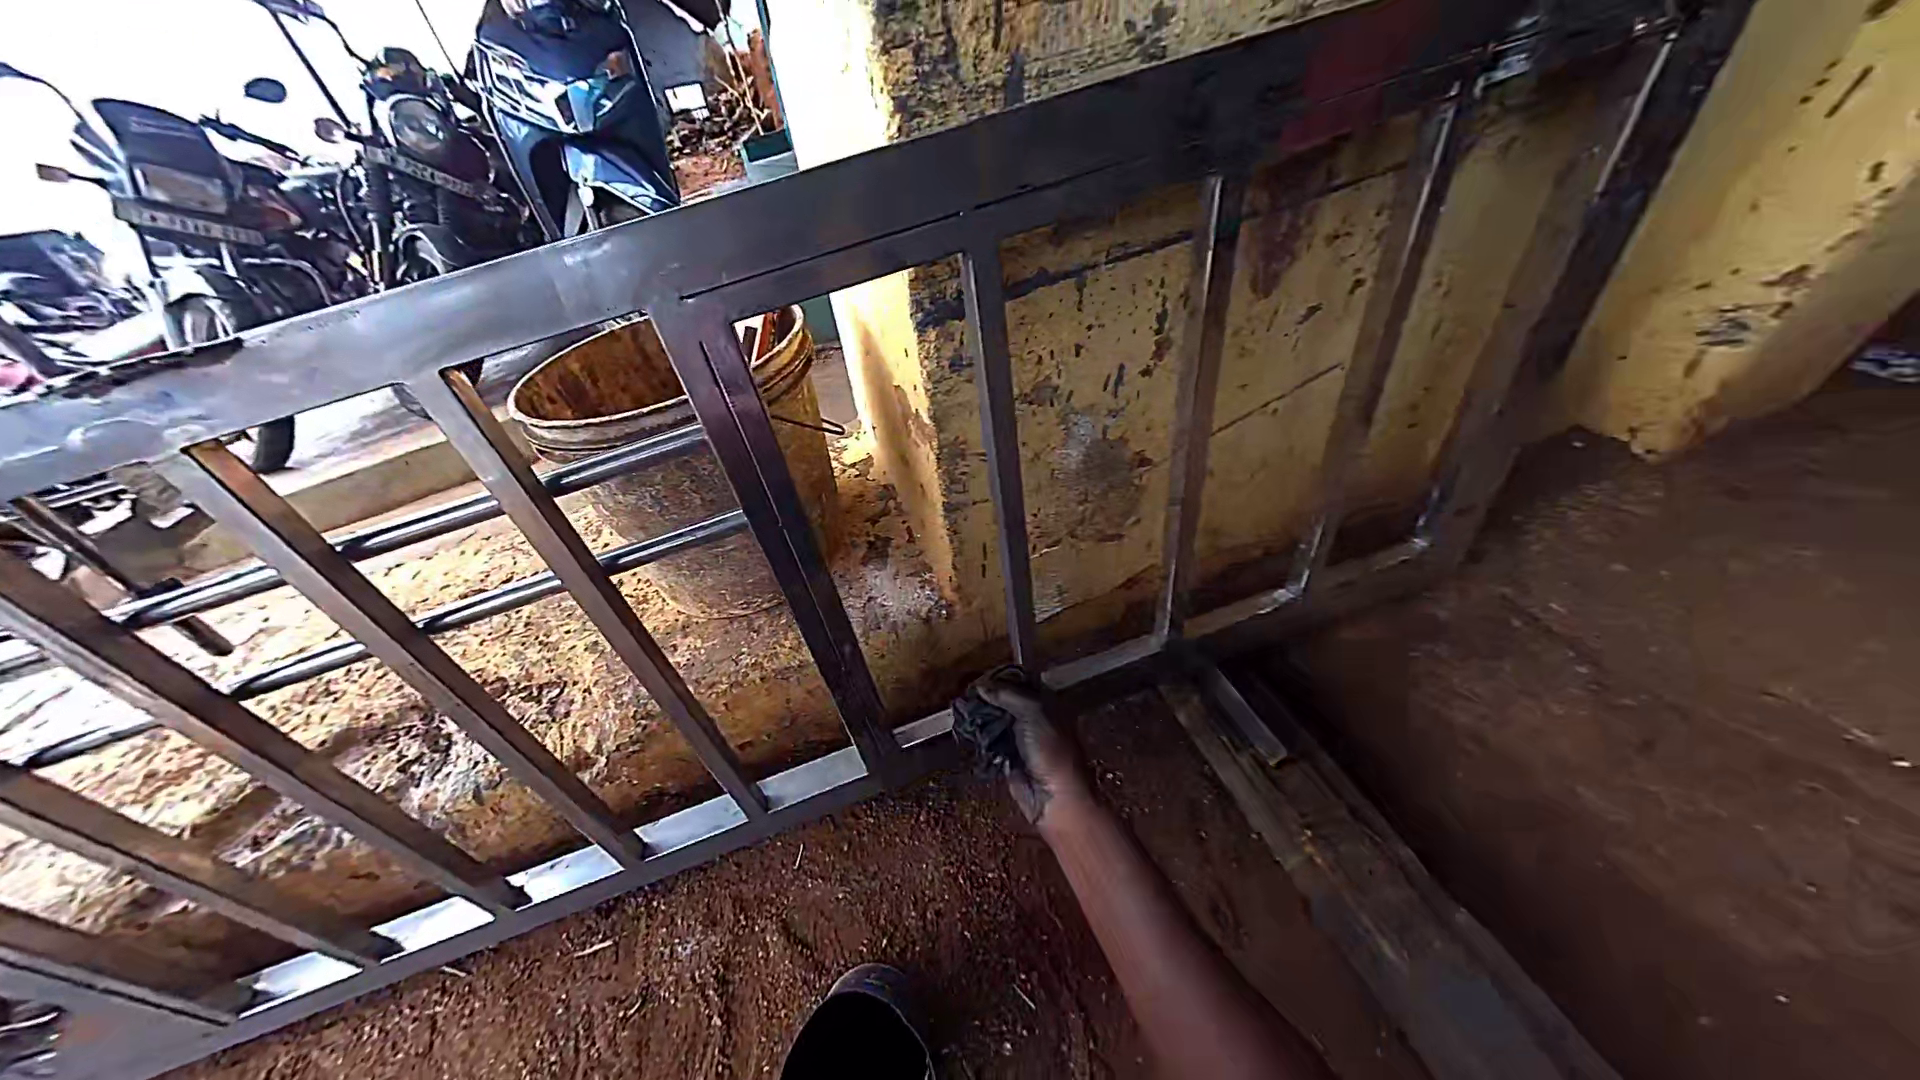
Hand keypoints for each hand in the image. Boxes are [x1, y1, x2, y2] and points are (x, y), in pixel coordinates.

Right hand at [975, 678, 1092, 824]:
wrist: (1054, 796)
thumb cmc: (1051, 750)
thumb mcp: (1033, 713)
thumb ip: (1008, 695)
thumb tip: (982, 685)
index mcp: (1046, 702)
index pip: (1020, 681)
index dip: (1001, 678)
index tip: (979, 677)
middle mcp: (1033, 716)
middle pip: (1005, 700)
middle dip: (986, 698)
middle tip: (966, 694)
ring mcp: (1019, 737)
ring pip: (995, 719)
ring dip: (980, 716)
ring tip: (961, 710)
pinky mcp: (1007, 756)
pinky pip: (990, 740)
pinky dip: (979, 736)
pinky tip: (966, 729)